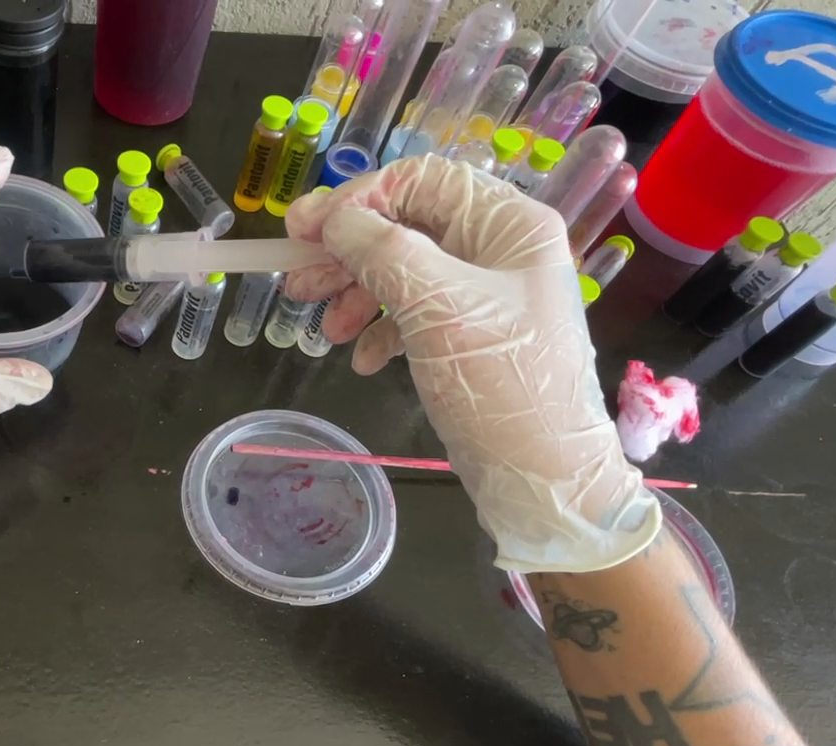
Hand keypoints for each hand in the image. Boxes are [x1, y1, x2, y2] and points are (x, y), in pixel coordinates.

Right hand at [283, 155, 658, 574]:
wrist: (538, 473)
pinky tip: (362, 361)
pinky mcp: (465, 336)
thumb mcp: (439, 309)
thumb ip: (384, 252)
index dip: (357, 198)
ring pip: (400, 274)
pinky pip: (409, 316)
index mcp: (506, 224)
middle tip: (297, 283)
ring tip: (326, 334)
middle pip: (404, 228)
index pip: (421, 181)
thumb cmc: (500, 384)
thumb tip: (335, 220)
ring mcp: (481, 295)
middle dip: (346, 255)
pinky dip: (378, 333)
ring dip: (355, 297)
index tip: (299, 230)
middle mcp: (496, 250)